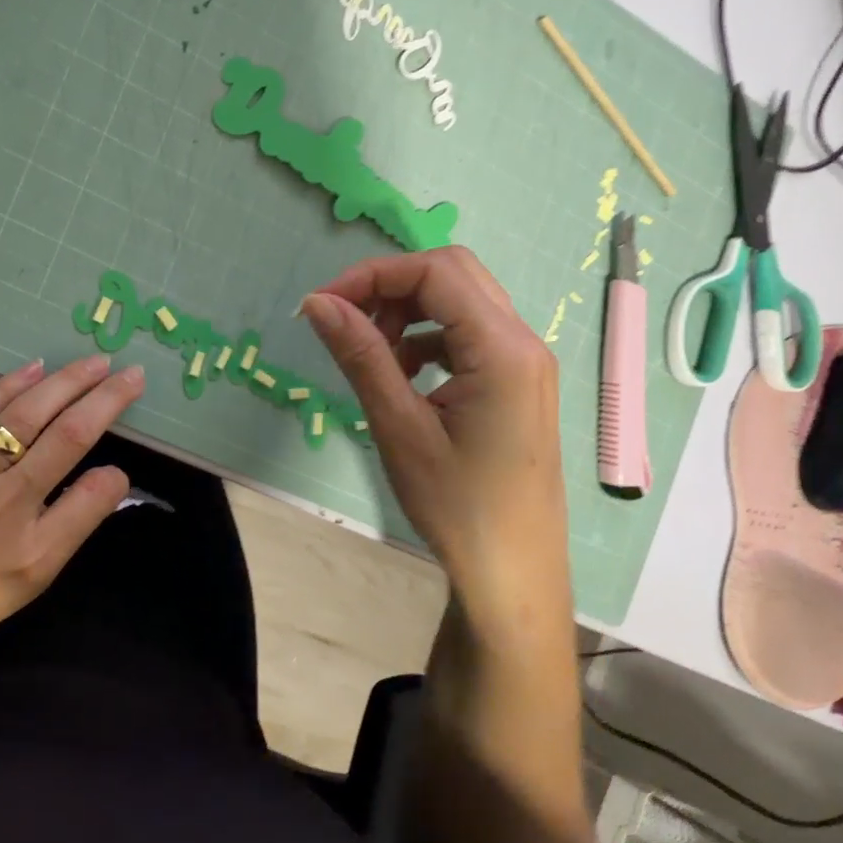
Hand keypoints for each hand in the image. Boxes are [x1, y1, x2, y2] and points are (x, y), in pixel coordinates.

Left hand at [0, 355, 144, 728]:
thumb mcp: (18, 594)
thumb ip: (64, 534)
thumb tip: (103, 485)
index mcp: (33, 549)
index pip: (94, 494)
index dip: (116, 474)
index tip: (124, 466)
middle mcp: (6, 502)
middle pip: (67, 436)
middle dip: (105, 399)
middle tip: (133, 373)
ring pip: (26, 414)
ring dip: (64, 382)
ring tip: (94, 363)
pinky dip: (8, 387)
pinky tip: (32, 371)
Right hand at [299, 247, 568, 619]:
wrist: (512, 570)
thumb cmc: (455, 504)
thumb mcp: (398, 426)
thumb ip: (361, 355)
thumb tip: (318, 303)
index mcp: (502, 349)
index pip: (434, 271)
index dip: (371, 275)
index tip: (321, 307)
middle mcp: (523, 342)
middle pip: (452, 274)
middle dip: (388, 286)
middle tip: (342, 323)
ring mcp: (524, 362)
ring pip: (460, 301)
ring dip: (406, 311)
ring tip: (369, 355)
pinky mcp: (515, 382)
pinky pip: (467, 333)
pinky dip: (425, 337)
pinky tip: (400, 376)